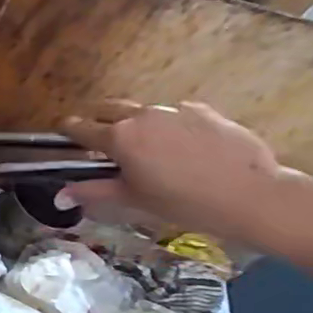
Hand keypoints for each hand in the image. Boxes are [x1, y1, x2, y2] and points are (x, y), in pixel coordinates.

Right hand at [58, 100, 307, 242]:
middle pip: (107, 108)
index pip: (79, 127)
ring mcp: (173, 109)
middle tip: (99, 141)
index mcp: (119, 137)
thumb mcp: (135, 200)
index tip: (63, 137)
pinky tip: (182, 148)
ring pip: (141, 110)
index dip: (68, 132)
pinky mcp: (202, 110)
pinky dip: (167, 126)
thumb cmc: (185, 203)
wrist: (252, 195)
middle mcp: (141, 115)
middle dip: (97, 119)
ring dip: (133, 123)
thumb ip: (94, 191)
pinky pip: (173, 113)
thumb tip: (59, 197)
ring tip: (146, 148)